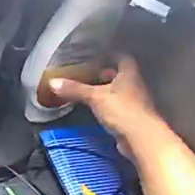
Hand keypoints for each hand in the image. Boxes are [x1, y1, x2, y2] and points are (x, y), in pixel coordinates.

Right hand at [48, 57, 168, 153]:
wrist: (142, 139)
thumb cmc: (122, 111)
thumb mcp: (95, 97)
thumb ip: (75, 89)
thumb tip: (52, 82)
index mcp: (130, 75)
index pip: (123, 58)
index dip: (111, 56)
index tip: (98, 57)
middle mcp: (136, 86)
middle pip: (121, 76)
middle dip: (107, 75)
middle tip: (90, 75)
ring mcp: (136, 103)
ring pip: (120, 92)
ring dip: (107, 92)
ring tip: (90, 93)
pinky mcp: (133, 119)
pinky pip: (119, 108)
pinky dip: (109, 107)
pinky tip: (98, 111)